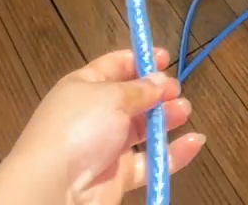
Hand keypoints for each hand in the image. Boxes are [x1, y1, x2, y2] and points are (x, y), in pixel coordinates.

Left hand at [0, 48, 206, 203]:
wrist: (53, 190)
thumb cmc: (79, 128)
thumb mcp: (111, 97)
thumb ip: (140, 89)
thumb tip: (161, 80)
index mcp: (85, 86)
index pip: (115, 66)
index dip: (140, 60)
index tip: (165, 58)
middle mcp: (96, 115)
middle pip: (132, 98)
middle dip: (157, 92)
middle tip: (177, 90)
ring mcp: (107, 147)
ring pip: (142, 129)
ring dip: (165, 119)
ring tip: (185, 111)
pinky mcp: (118, 177)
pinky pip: (149, 161)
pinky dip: (172, 154)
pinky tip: (195, 142)